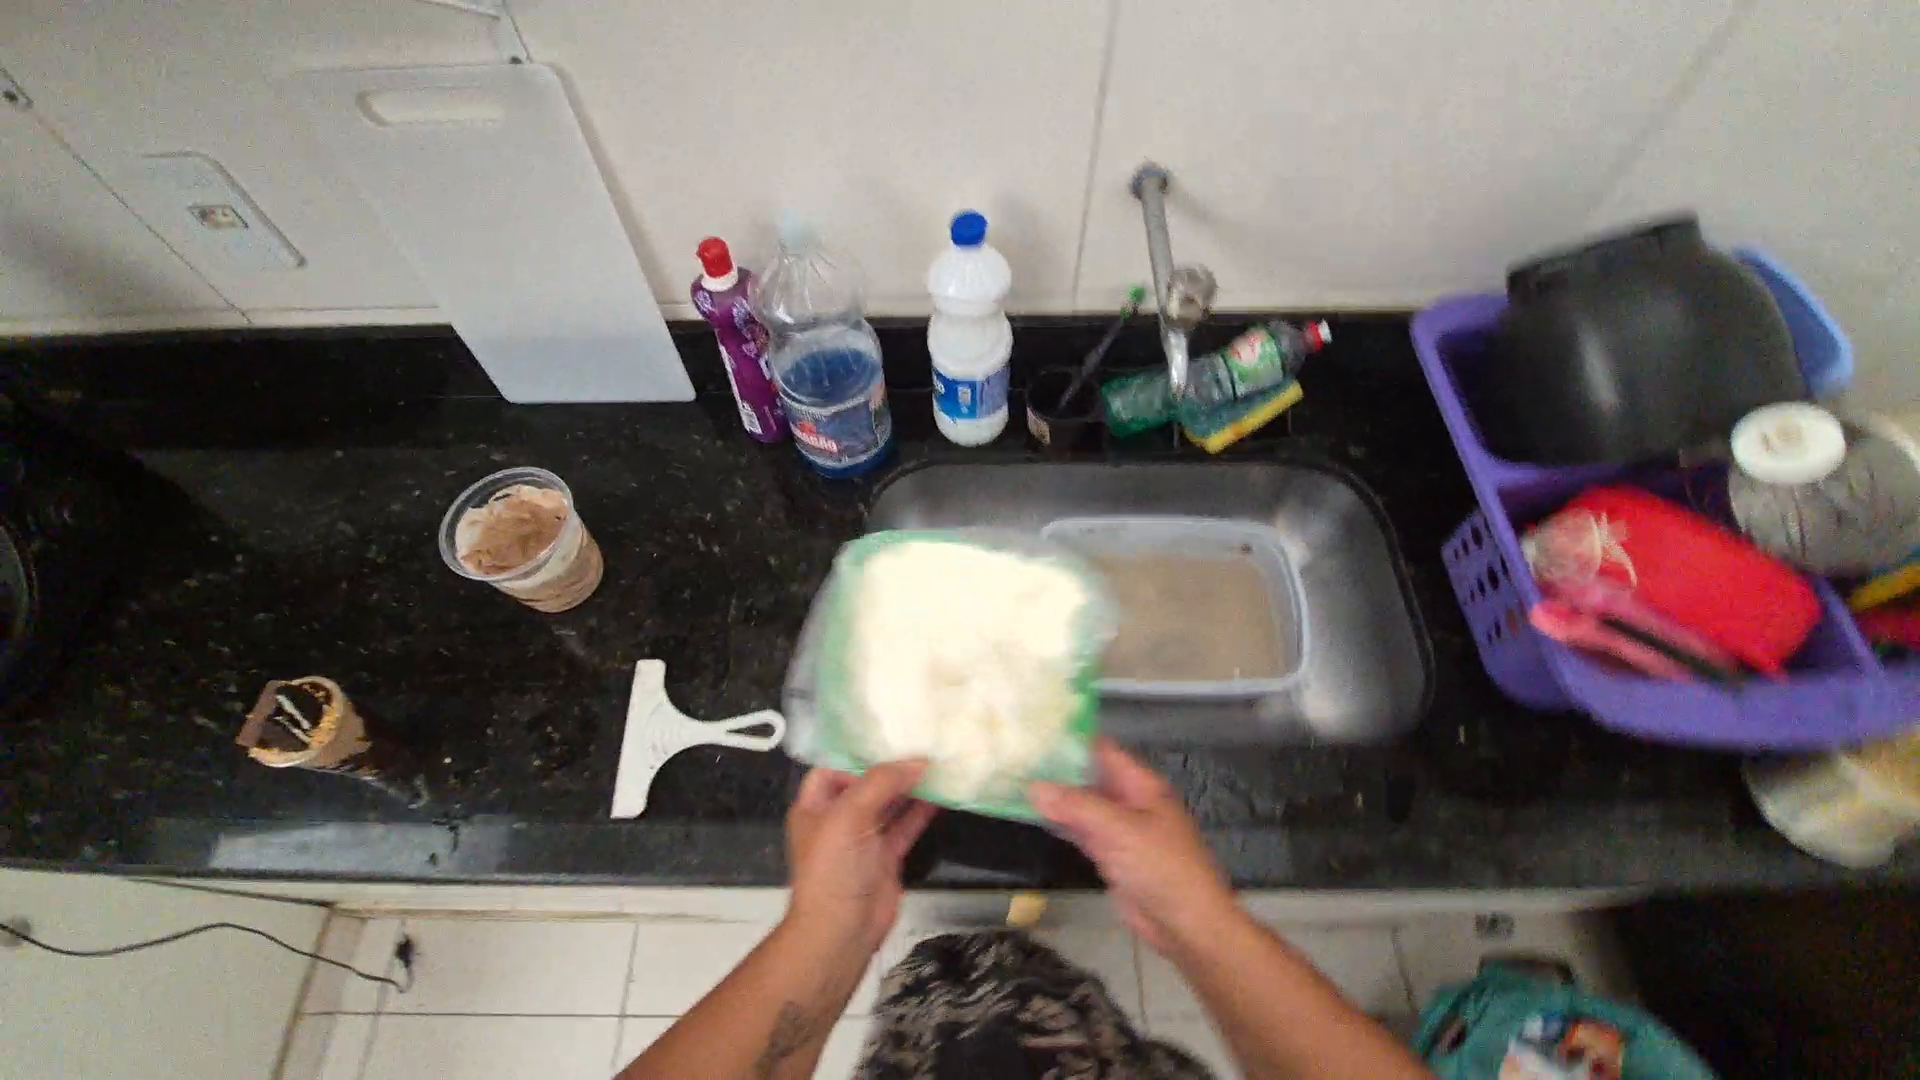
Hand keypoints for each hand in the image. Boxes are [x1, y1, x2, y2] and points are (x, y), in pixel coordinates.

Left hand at [784, 761, 937, 956]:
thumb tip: (919, 762)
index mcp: (815, 806)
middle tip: (921, 745)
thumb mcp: (849, 814)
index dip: (857, 755)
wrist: (841, 932)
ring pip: (889, 804)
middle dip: (891, 767)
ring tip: (937, 764)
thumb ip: (882, 782)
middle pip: (866, 784)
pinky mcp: (885, 856)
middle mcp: (838, 819)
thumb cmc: (834, 867)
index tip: (889, 741)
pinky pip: (905, 827)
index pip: (834, 768)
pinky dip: (921, 812)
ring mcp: (863, 839)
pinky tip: (942, 796)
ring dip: (910, 788)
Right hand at [1030, 739, 1238, 954]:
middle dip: (1057, 769)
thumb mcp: (1119, 830)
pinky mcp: (1111, 855)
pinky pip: (1082, 831)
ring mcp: (1120, 830)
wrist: (1186, 926)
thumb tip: (1033, 787)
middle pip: (1089, 777)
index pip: (1102, 750)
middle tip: (1017, 757)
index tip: (1035, 733)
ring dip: (1056, 797)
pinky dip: (1061, 823)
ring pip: (1083, 805)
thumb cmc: (1161, 867)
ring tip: (1017, 780)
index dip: (1071, 740)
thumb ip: (1076, 806)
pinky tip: (1034, 814)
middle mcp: (1129, 801)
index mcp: (1141, 785)